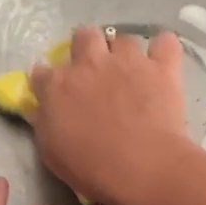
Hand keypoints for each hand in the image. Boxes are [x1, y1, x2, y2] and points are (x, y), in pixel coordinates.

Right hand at [28, 26, 202, 204]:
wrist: (140, 167)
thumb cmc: (91, 168)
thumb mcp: (51, 151)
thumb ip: (44, 122)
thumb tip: (41, 108)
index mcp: (58, 86)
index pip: (42, 71)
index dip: (47, 80)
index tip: (53, 91)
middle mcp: (90, 63)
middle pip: (83, 36)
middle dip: (87, 46)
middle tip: (94, 69)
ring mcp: (127, 61)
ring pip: (123, 38)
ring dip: (123, 51)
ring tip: (130, 69)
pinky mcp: (161, 67)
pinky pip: (165, 42)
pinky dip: (163, 48)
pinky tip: (162, 60)